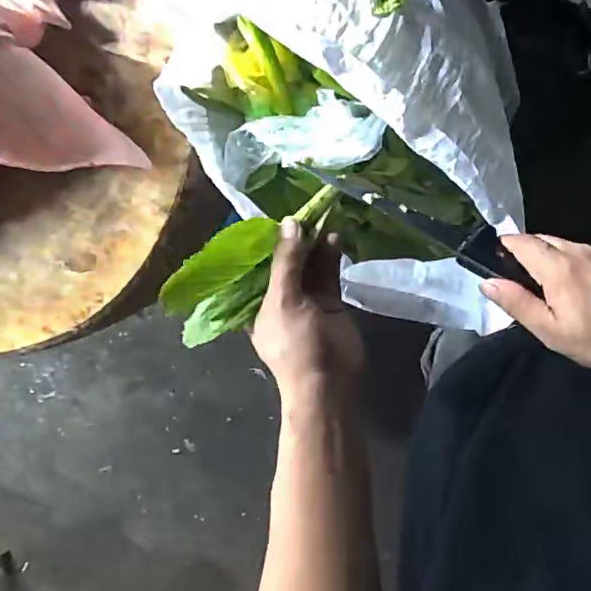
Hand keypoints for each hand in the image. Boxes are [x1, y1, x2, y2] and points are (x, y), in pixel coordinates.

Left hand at [252, 218, 364, 398]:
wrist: (329, 382)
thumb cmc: (296, 345)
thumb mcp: (284, 301)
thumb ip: (287, 262)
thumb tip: (290, 222)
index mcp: (255, 301)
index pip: (256, 264)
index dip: (266, 240)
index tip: (275, 213)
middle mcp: (278, 297)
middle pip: (286, 261)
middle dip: (295, 238)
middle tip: (306, 209)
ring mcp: (306, 300)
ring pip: (308, 265)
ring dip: (315, 244)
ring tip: (324, 216)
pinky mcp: (330, 302)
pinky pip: (327, 274)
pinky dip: (331, 256)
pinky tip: (335, 237)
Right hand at [480, 234, 590, 372]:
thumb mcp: (554, 332)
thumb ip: (519, 304)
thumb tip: (488, 282)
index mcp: (557, 265)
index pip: (520, 241)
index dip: (502, 247)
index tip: (493, 264)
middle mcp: (576, 250)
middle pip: (539, 239)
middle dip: (522, 251)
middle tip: (514, 279)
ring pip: (559, 244)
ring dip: (544, 256)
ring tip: (539, 285)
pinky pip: (577, 252)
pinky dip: (563, 261)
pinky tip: (568, 285)